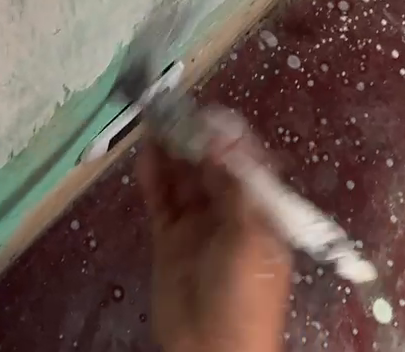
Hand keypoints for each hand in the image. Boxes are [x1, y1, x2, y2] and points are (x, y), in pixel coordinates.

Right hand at [136, 113, 292, 351]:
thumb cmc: (244, 296)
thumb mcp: (250, 238)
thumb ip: (235, 186)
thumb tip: (222, 139)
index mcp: (260, 213)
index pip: (247, 165)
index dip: (231, 138)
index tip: (211, 113)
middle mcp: (228, 213)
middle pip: (211, 166)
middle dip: (195, 138)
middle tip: (174, 107)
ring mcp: (197, 225)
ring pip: (183, 178)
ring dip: (171, 150)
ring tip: (155, 118)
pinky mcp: (169, 238)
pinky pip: (161, 199)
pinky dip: (153, 176)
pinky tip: (145, 152)